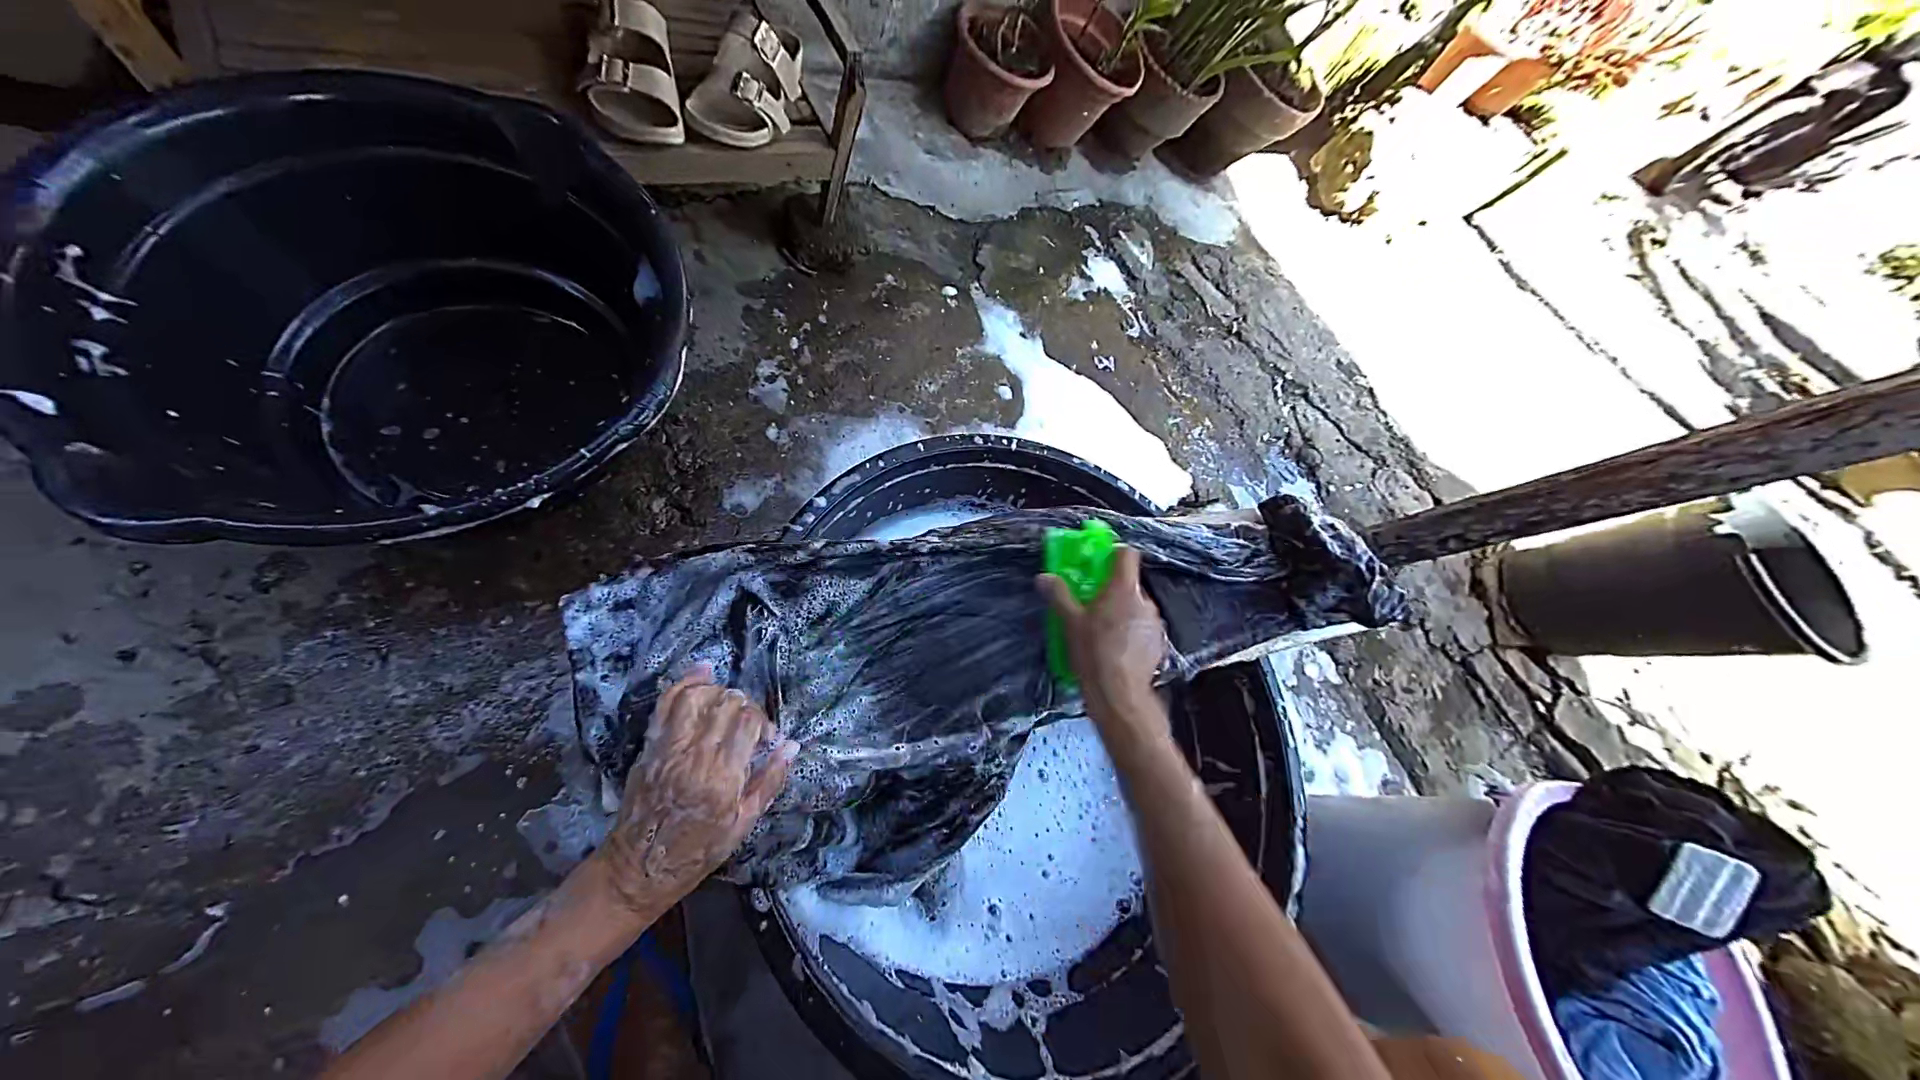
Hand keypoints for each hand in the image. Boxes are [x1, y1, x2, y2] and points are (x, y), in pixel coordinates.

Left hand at [595, 667, 796, 914]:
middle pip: (725, 704)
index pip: (747, 722)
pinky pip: (667, 704)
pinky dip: (685, 683)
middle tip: (749, 723)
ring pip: (696, 697)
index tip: (767, 738)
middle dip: (745, 705)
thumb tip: (791, 746)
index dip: (763, 721)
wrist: (639, 869)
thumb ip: (769, 781)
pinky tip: (703, 672)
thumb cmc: (698, 852)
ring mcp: (668, 749)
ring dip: (718, 691)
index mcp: (722, 779)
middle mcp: (694, 757)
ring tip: (729, 702)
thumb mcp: (743, 824)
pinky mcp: (650, 747)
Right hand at [1037, 546, 1168, 727]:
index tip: (1099, 563)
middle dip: (1112, 590)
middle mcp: (1144, 601)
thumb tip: (1044, 577)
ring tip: (1103, 631)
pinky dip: (1131, 631)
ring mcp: (1155, 623)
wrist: (1119, 694)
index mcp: (1123, 589)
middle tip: (1092, 604)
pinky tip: (1116, 649)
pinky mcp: (1159, 643)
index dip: (1114, 554)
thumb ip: (1059, 595)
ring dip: (1122, 612)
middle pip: (1129, 583)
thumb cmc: (1093, 652)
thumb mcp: (1069, 622)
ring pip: (1137, 607)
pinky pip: (1143, 628)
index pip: (1127, 554)